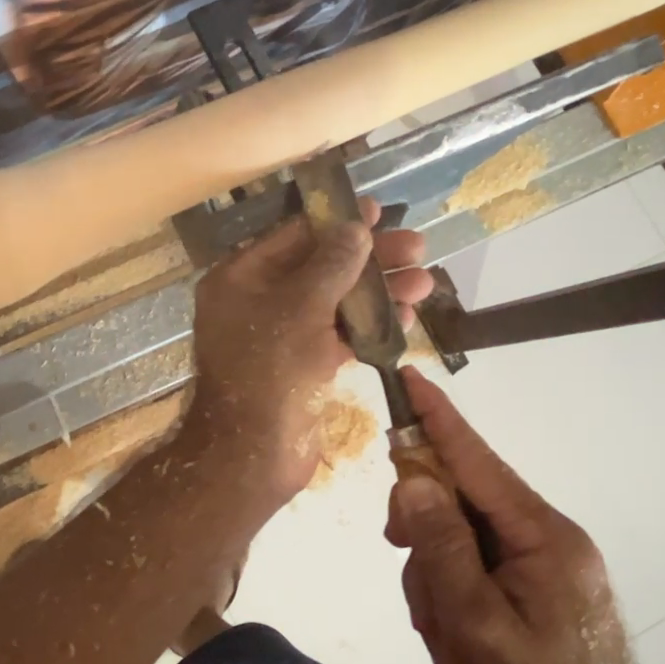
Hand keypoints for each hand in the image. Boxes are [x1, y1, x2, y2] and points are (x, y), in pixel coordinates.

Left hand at [187, 198, 433, 512]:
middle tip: (417, 248)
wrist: (254, 452)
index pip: (291, 237)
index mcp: (239, 278)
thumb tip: (355, 228)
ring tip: (425, 282)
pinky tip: (408, 317)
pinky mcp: (301, 365)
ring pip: (333, 301)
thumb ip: (331, 264)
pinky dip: (370, 325)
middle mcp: (255, 301)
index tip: (377, 211)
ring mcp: (279, 335)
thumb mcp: (300, 306)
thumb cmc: (269, 369)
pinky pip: (338, 334)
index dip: (335, 223)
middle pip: (318, 267)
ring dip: (378, 292)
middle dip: (368, 258)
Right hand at [386, 369, 664, 663]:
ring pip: (460, 534)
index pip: (477, 459)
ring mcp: (544, 562)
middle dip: (422, 527)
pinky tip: (455, 633)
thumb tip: (414, 477)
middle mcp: (546, 536)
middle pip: (460, 497)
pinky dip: (452, 590)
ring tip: (443, 630)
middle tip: (402, 559)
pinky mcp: (537, 586)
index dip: (438, 417)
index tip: (409, 375)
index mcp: (541, 534)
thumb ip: (441, 546)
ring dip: (435, 574)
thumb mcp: (476, 622)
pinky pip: (475, 562)